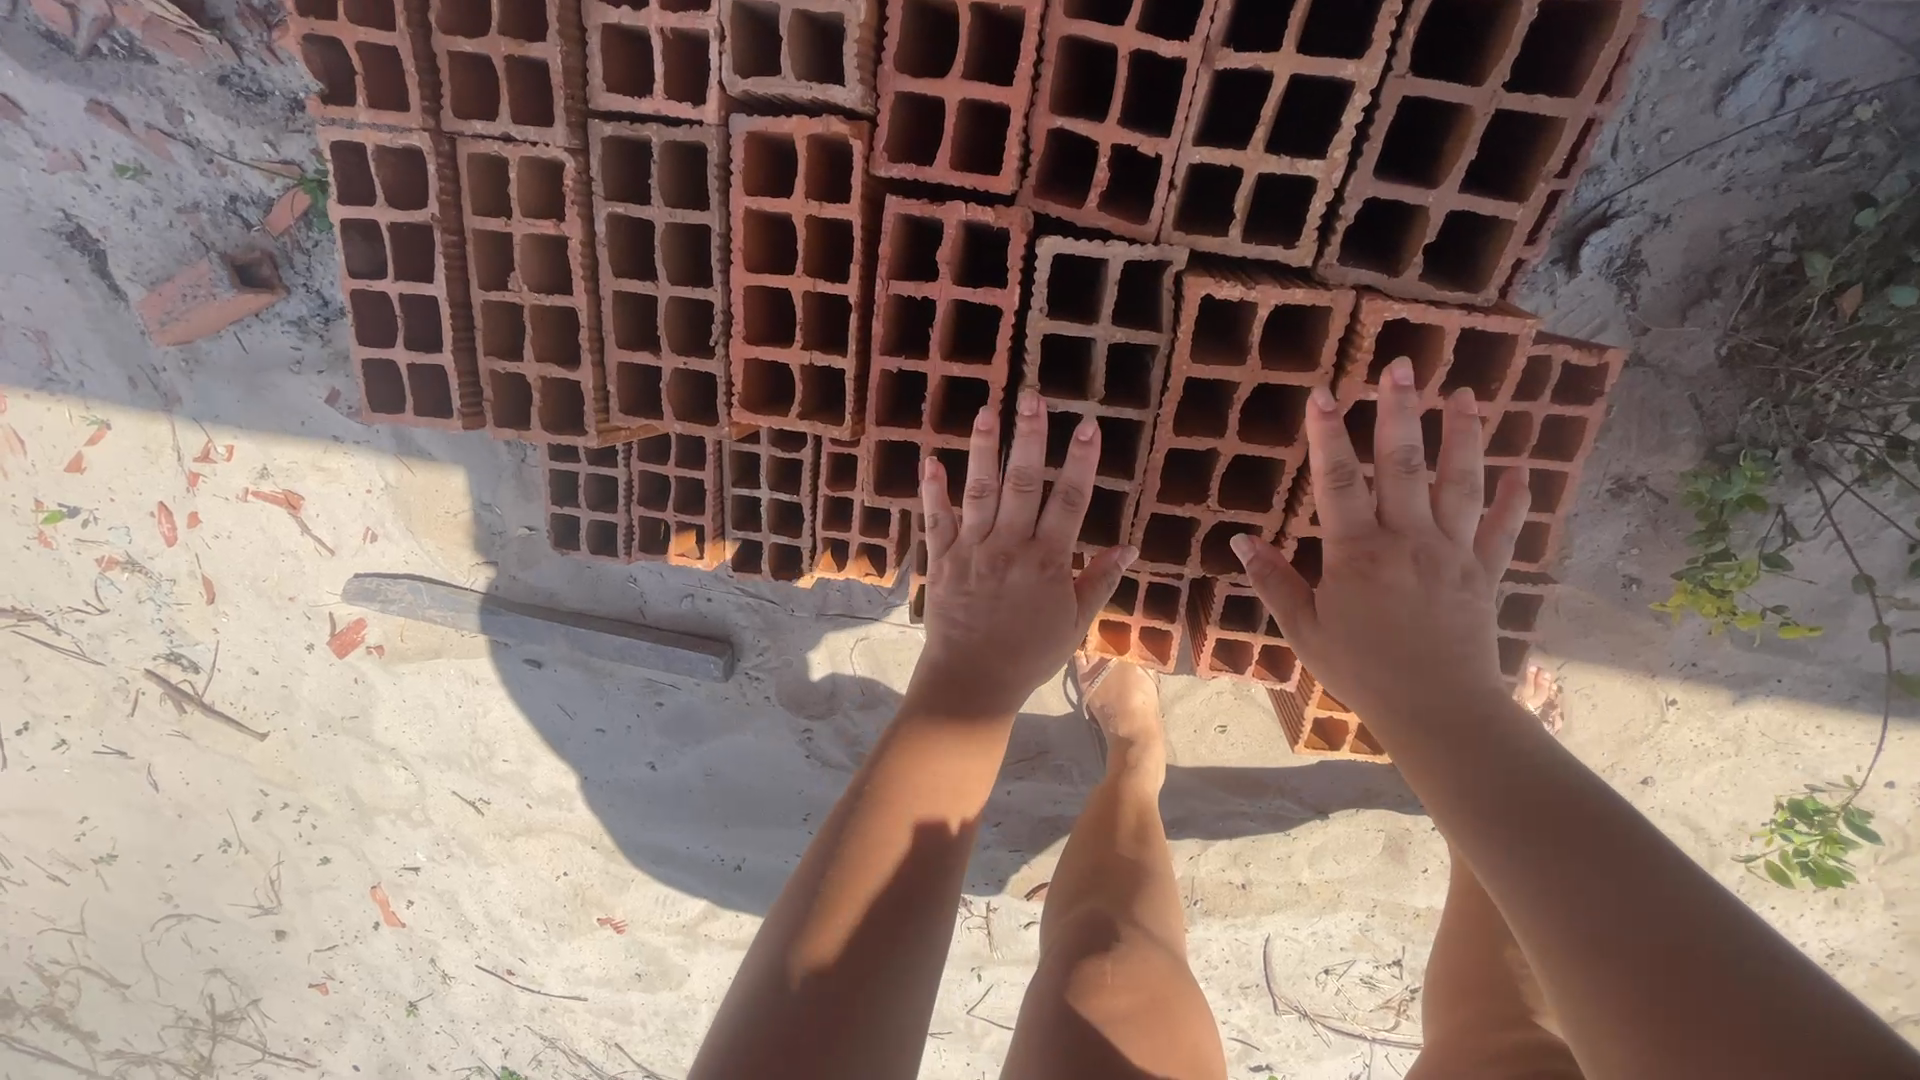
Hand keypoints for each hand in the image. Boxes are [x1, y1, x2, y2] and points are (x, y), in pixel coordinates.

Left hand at [910, 389, 1136, 718]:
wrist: (973, 680)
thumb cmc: (1029, 654)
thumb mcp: (1075, 623)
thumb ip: (1099, 581)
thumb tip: (1127, 546)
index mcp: (1047, 562)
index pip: (1069, 501)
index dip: (1080, 461)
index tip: (1089, 424)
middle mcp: (1009, 547)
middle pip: (1022, 484)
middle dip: (1030, 438)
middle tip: (1033, 398)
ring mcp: (972, 550)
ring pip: (980, 491)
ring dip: (984, 450)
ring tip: (988, 411)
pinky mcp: (943, 559)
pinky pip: (936, 520)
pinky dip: (933, 491)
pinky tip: (931, 460)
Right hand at [1231, 356, 1531, 727]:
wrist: (1437, 709)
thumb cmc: (1361, 670)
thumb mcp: (1304, 629)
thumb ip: (1273, 581)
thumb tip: (1239, 540)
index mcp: (1357, 555)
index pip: (1338, 483)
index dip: (1328, 437)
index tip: (1323, 393)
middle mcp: (1408, 541)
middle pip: (1402, 466)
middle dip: (1397, 413)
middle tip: (1399, 366)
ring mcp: (1453, 554)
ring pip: (1459, 484)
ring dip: (1461, 436)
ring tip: (1462, 394)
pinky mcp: (1484, 573)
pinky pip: (1504, 529)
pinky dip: (1516, 498)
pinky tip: (1521, 468)